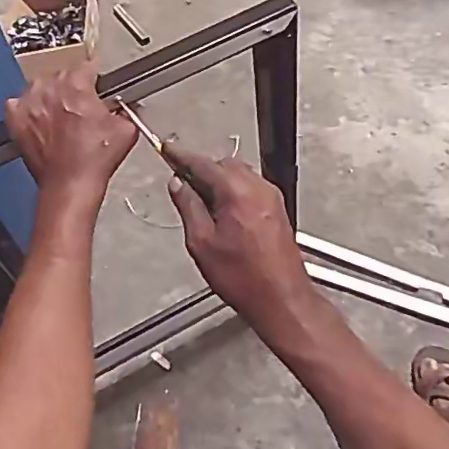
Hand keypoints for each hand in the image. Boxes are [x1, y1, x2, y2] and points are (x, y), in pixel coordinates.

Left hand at [4, 63, 135, 203]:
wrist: (71, 183)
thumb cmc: (93, 160)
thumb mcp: (126, 130)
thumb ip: (125, 110)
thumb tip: (124, 107)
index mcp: (77, 88)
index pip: (85, 67)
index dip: (94, 75)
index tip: (96, 81)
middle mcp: (51, 91)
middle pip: (61, 75)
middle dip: (72, 87)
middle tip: (81, 104)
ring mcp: (30, 106)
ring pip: (39, 86)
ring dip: (49, 94)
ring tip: (59, 110)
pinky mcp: (17, 122)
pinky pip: (17, 104)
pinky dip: (26, 108)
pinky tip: (37, 117)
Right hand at [165, 147, 315, 328]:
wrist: (281, 298)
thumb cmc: (245, 278)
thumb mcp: (201, 243)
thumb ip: (188, 206)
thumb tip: (178, 184)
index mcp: (237, 192)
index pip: (203, 163)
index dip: (181, 156)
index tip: (168, 150)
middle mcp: (258, 188)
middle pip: (223, 165)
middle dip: (202, 170)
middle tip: (181, 184)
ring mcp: (271, 197)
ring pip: (238, 175)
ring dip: (218, 182)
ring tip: (201, 204)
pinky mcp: (276, 209)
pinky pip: (250, 188)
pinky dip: (233, 191)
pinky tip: (222, 213)